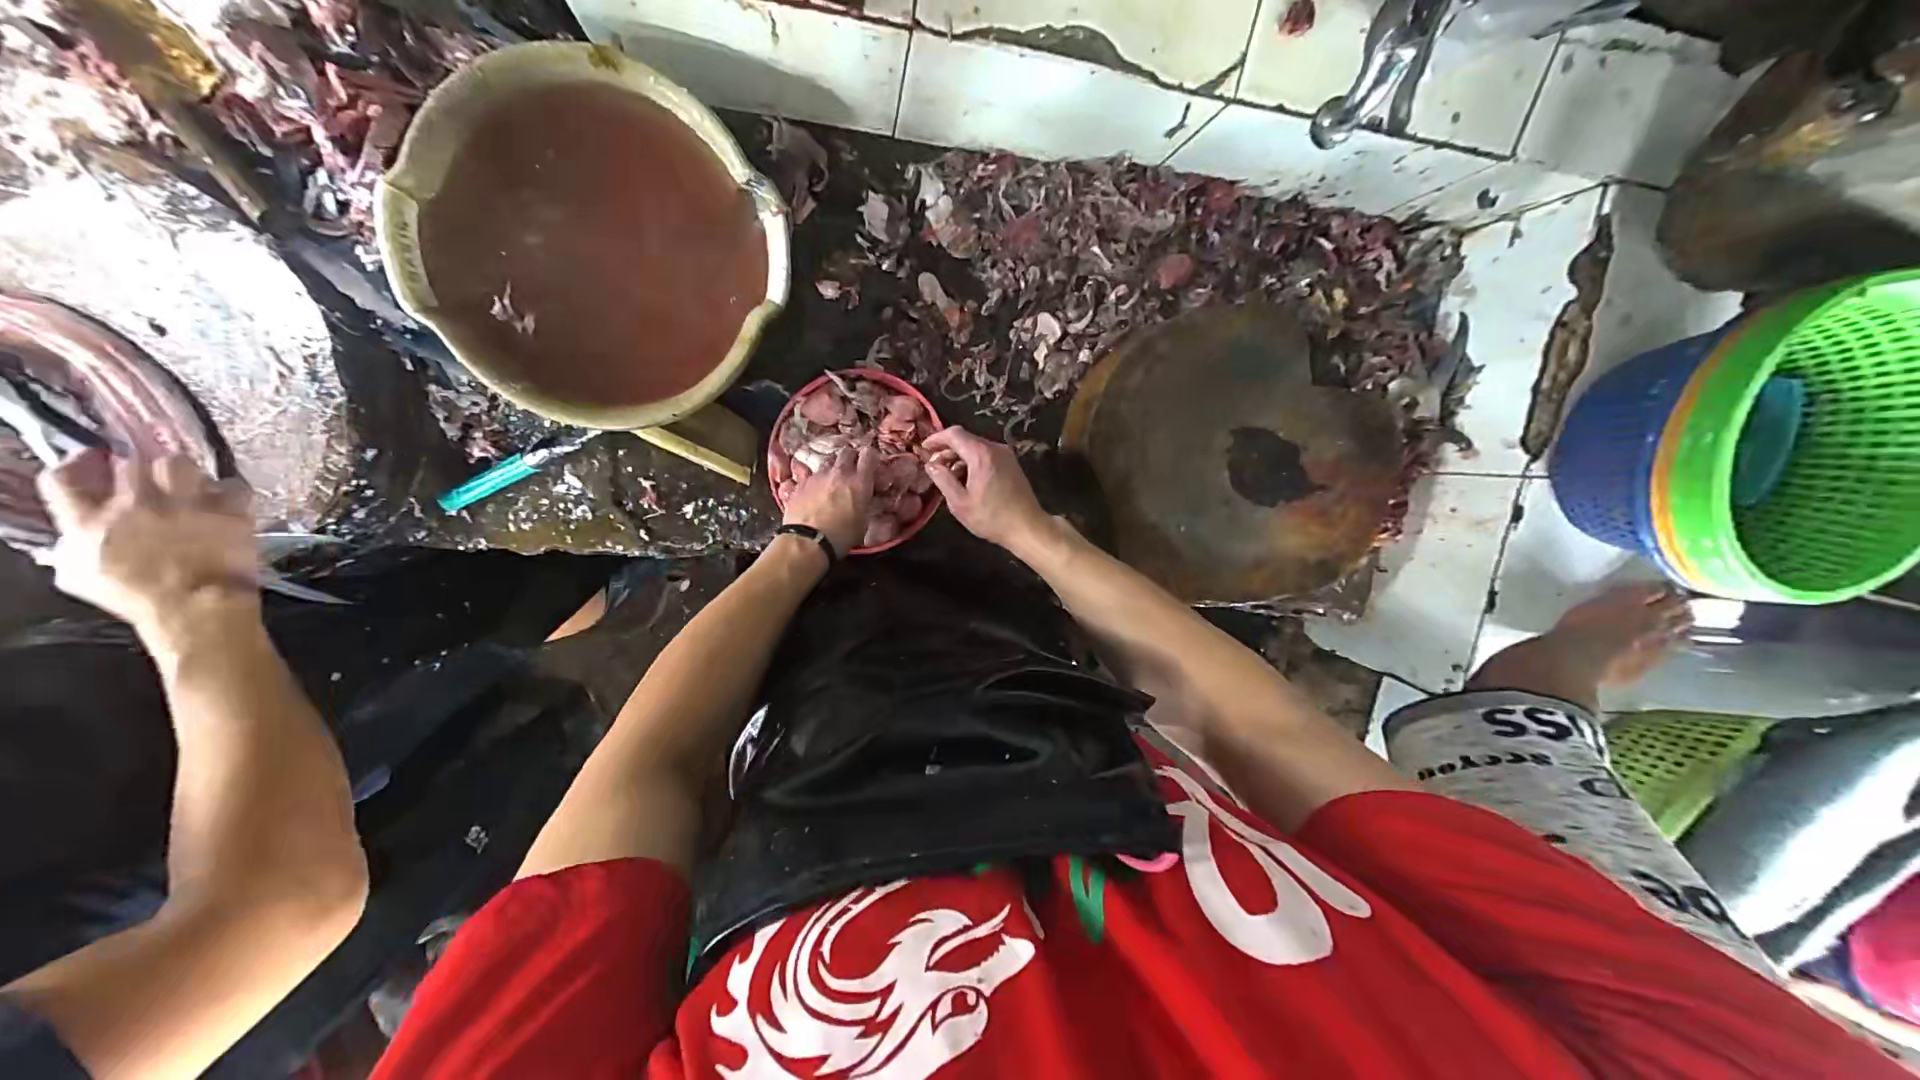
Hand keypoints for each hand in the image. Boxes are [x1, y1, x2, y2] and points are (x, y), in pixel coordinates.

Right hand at [37, 449, 258, 641]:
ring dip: (181, 470)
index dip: (79, 463)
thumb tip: (73, 533)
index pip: (65, 478)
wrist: (195, 605)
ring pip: (178, 463)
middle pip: (130, 461)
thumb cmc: (135, 597)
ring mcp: (186, 505)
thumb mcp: (80, 574)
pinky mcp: (228, 511)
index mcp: (89, 521)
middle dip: (138, 464)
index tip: (93, 460)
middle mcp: (136, 505)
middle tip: (149, 476)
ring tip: (187, 483)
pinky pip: (232, 485)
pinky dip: (230, 489)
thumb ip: (71, 546)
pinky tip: (227, 499)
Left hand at [782, 445, 877, 555]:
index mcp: (859, 482)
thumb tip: (866, 498)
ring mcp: (818, 476)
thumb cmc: (841, 536)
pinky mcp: (800, 483)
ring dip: (833, 467)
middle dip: (851, 458)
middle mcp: (839, 473)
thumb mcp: (863, 522)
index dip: (871, 457)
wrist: (808, 541)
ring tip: (833, 478)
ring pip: (828, 461)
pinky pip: (808, 473)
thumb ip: (865, 504)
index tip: (871, 464)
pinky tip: (813, 489)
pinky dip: (814, 479)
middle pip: (847, 452)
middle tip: (853, 468)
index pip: (869, 455)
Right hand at [922, 427, 1050, 551]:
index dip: (936, 438)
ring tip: (949, 477)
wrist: (1027, 527)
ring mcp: (1006, 455)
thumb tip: (930, 465)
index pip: (954, 434)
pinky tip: (966, 480)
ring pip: (976, 447)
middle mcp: (995, 448)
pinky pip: (986, 455)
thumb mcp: (959, 503)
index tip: (924, 449)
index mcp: (981, 454)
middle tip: (934, 467)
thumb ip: (943, 479)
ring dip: (959, 457)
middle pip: (965, 439)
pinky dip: (972, 462)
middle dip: (947, 450)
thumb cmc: (991, 517)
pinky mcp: (1011, 464)